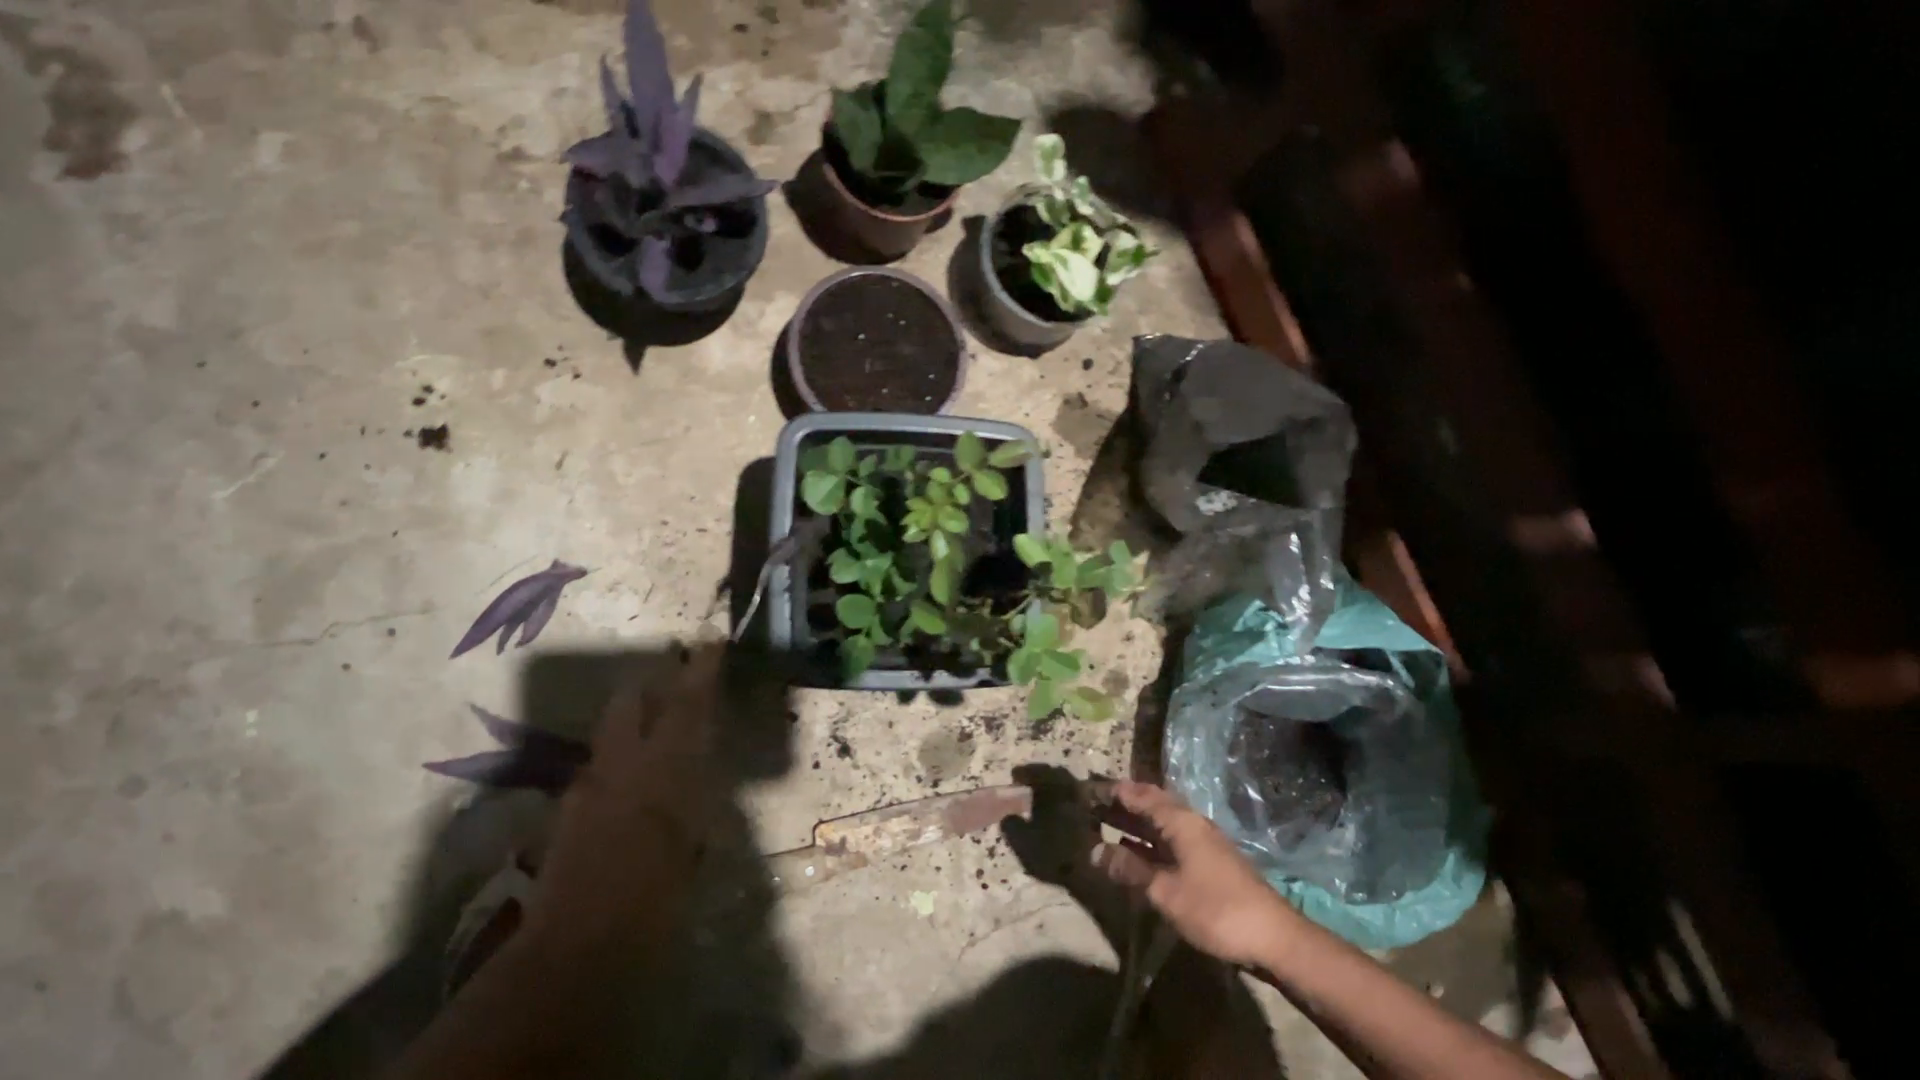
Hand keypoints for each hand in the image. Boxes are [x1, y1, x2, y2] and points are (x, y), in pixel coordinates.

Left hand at [525, 643, 724, 951]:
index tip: (711, 640)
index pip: (687, 705)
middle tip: (677, 683)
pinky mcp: (566, 810)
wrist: (576, 949)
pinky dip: (616, 764)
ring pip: (611, 732)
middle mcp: (622, 765)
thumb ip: (696, 807)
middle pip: (632, 701)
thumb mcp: (694, 850)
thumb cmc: (656, 904)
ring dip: (634, 722)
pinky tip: (627, 790)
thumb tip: (699, 785)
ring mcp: (588, 785)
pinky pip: (598, 769)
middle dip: (654, 686)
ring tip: (654, 734)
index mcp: (665, 771)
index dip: (701, 670)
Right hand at [1093, 781, 1297, 968]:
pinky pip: (1172, 841)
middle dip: (1124, 803)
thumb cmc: (1216, 910)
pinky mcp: (1210, 863)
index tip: (1088, 789)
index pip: (1142, 796)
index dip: (1115, 792)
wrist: (1273, 937)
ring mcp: (1204, 844)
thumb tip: (1094, 851)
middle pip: (1154, 805)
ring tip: (1107, 822)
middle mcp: (1193, 824)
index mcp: (1182, 823)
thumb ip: (1130, 870)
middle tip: (1094, 803)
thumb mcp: (1166, 891)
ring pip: (1163, 824)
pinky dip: (1150, 841)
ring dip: (1136, 822)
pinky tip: (1136, 852)